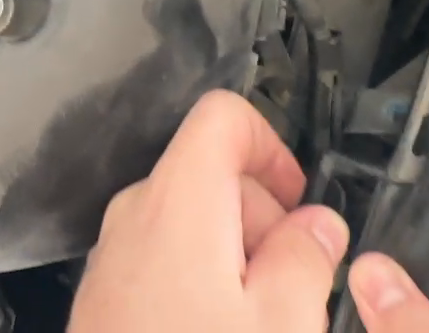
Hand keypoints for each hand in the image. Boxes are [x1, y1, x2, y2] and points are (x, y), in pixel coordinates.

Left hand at [68, 90, 349, 332]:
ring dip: (236, 250)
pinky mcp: (110, 282)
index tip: (300, 199)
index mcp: (180, 198)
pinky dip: (202, 270)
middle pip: (211, 168)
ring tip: (259, 318)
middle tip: (294, 281)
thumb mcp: (280, 324)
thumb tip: (319, 224)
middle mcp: (140, 208)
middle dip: (263, 212)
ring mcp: (118, 244)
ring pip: (191, 213)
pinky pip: (165, 248)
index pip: (222, 116)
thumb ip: (306, 259)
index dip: (271, 144)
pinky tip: (219, 328)